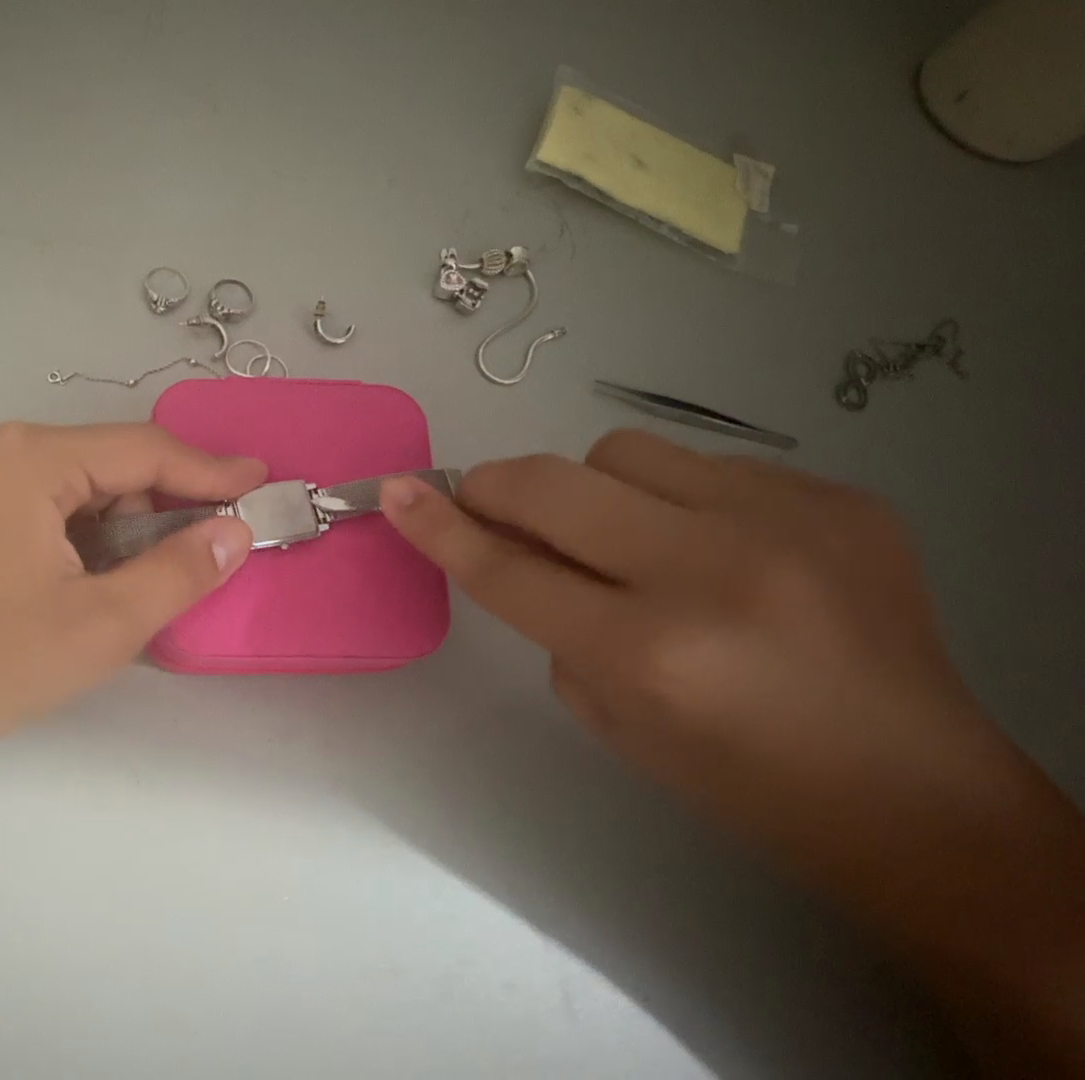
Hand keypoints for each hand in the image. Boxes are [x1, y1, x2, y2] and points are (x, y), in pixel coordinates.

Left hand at [0, 422, 262, 776]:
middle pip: (108, 467)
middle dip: (167, 505)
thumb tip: (236, 533)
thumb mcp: (100, 625)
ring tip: (169, 572)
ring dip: (126, 529)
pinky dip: (85, 542)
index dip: (211, 471)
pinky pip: (42, 513)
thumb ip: (179, 572)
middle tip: (223, 544)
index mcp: (29, 458)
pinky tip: (106, 580)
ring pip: (76, 493)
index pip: (143, 450)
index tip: (264, 484)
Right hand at [384, 428, 988, 819]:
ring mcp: (788, 524)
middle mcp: (713, 574)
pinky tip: (712, 548)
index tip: (398, 491)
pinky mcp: (841, 499)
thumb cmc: (734, 776)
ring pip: (625, 452)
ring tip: (622, 536)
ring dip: (592, 490)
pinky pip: (708, 465)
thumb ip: (545, 620)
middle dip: (498, 487)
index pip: (508, 570)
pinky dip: (676, 499)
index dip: (440, 527)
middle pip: (555, 486)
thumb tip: (508, 541)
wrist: (911, 792)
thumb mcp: (609, 711)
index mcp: (648, 653)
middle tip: (488, 504)